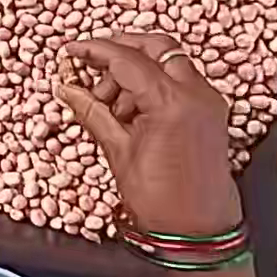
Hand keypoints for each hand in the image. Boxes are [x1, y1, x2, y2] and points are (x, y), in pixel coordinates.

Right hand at [55, 33, 242, 237]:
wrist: (200, 230)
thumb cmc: (161, 199)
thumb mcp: (117, 150)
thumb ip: (92, 111)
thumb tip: (67, 88)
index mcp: (173, 103)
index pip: (127, 60)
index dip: (94, 50)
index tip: (71, 49)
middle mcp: (197, 94)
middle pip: (156, 46)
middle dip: (120, 48)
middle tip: (90, 61)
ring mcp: (207, 101)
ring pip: (167, 61)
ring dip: (134, 69)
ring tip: (106, 99)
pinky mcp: (209, 111)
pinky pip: (177, 80)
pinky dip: (150, 82)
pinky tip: (127, 106)